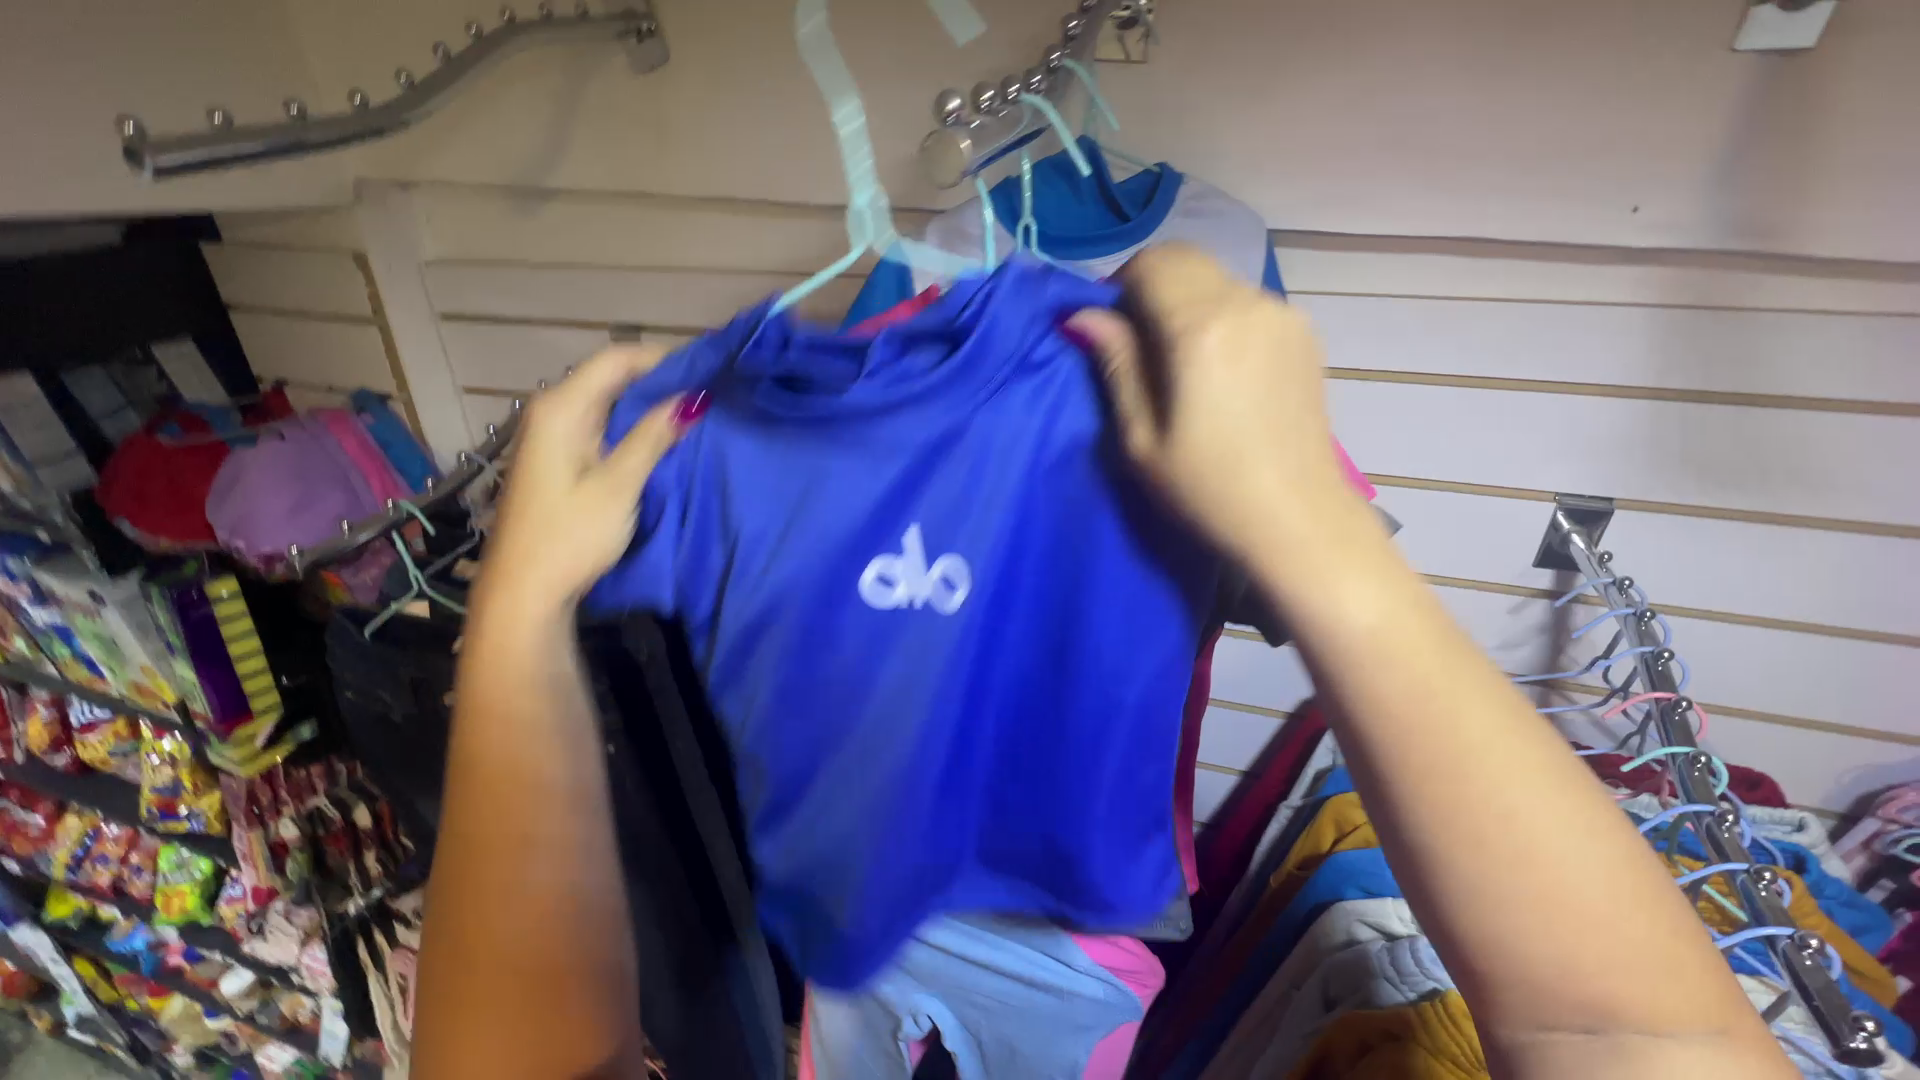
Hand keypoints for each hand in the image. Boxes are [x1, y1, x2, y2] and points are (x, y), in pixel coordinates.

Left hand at [477, 345, 688, 616]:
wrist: (525, 591)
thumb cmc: (570, 535)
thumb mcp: (619, 485)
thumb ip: (653, 437)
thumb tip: (692, 399)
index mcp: (562, 409)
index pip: (618, 359)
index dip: (664, 359)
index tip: (709, 369)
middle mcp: (554, 412)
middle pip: (613, 378)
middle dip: (661, 381)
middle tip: (711, 392)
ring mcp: (556, 437)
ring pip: (611, 404)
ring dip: (650, 406)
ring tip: (697, 413)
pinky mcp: (563, 460)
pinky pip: (605, 428)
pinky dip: (636, 428)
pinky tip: (665, 441)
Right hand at [1065, 243, 1355, 563]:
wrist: (1298, 521)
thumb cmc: (1207, 490)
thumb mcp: (1140, 438)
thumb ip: (1115, 364)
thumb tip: (1082, 316)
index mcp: (1203, 327)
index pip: (1151, 263)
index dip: (1118, 287)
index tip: (1108, 333)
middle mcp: (1249, 304)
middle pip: (1186, 261)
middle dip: (1151, 289)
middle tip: (1136, 348)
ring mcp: (1284, 316)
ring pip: (1217, 280)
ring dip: (1186, 303)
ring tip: (1178, 366)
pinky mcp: (1304, 335)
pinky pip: (1247, 303)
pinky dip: (1220, 317)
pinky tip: (1218, 373)